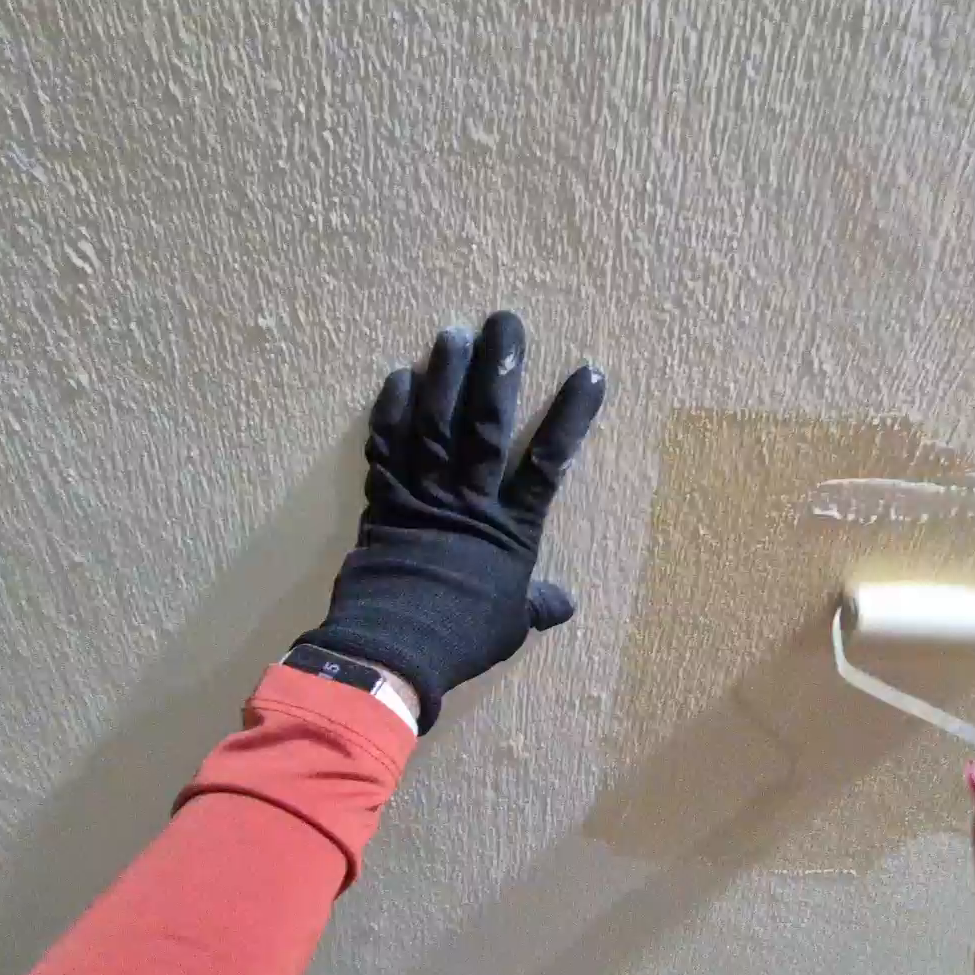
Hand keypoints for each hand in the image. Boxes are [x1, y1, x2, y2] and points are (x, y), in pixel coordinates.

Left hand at [297, 311, 604, 733]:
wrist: (395, 651)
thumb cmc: (464, 637)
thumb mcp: (511, 624)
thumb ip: (537, 605)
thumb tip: (564, 605)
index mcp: (511, 528)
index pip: (549, 462)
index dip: (570, 418)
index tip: (589, 375)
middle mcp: (470, 499)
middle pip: (487, 425)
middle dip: (499, 372)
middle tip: (505, 323)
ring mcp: (425, 495)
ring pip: (436, 426)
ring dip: (444, 377)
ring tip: (453, 334)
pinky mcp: (386, 502)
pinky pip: (387, 450)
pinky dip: (391, 414)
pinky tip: (398, 377)